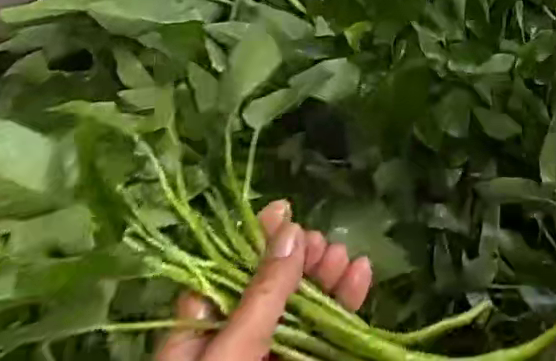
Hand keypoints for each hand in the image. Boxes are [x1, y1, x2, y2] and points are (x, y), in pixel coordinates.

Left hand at [156, 199, 373, 360]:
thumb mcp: (229, 358)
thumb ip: (261, 298)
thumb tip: (288, 230)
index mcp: (195, 342)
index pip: (220, 277)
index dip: (252, 242)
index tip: (285, 210)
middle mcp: (231, 349)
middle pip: (267, 289)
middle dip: (298, 261)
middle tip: (325, 243)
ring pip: (300, 310)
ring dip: (326, 279)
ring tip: (346, 259)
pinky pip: (323, 337)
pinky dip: (343, 307)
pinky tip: (360, 278)